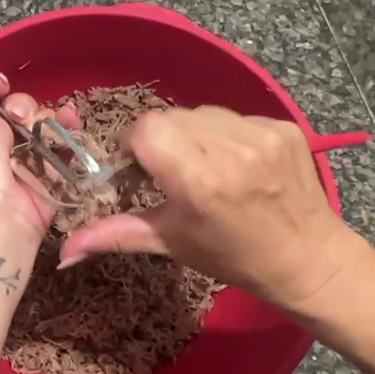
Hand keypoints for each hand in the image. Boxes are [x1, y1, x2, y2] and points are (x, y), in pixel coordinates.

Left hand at [0, 62, 77, 249]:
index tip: (1, 84)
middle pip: (16, 108)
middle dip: (25, 105)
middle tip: (21, 118)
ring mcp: (18, 160)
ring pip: (40, 126)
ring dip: (52, 117)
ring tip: (63, 120)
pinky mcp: (43, 176)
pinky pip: (58, 149)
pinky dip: (66, 137)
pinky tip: (73, 127)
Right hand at [57, 107, 373, 313]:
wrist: (309, 260)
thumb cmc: (233, 257)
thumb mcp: (171, 243)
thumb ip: (115, 235)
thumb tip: (65, 250)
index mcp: (201, 181)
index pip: (147, 129)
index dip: (135, 145)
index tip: (140, 170)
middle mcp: (232, 150)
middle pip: (170, 117)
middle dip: (161, 140)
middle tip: (169, 172)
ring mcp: (262, 134)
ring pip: (200, 113)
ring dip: (191, 134)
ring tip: (203, 168)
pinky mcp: (283, 127)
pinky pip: (232, 117)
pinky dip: (223, 135)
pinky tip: (233, 164)